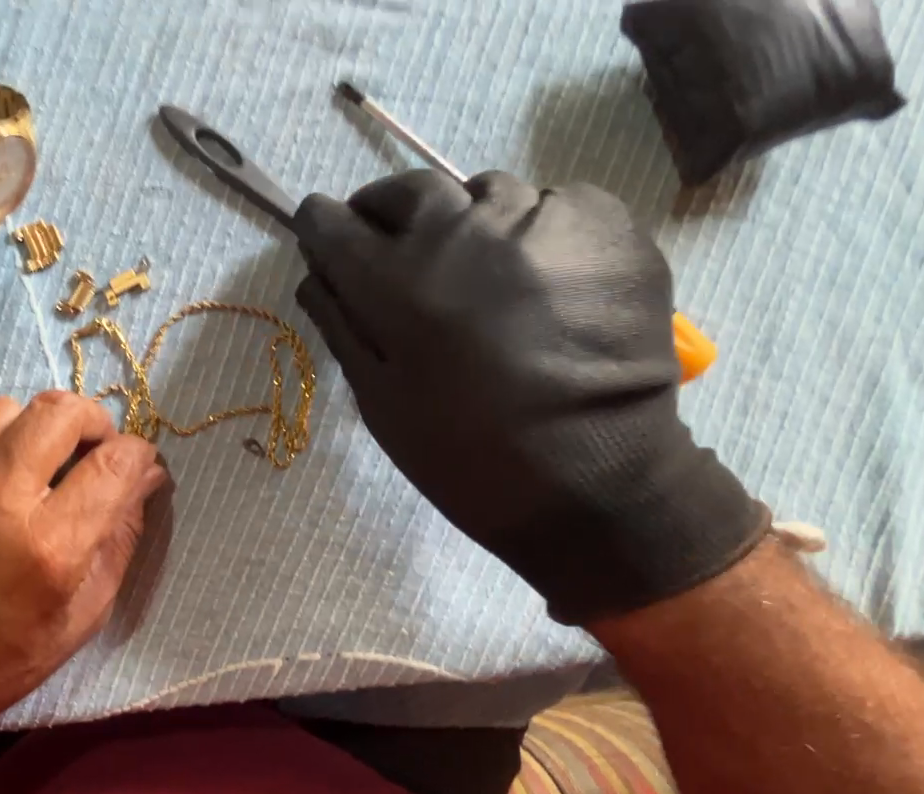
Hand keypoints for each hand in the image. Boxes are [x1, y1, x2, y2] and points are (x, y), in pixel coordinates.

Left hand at [0, 391, 164, 749]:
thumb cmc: (11, 654)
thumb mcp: (87, 611)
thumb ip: (122, 535)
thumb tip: (147, 474)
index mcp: (49, 544)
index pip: (113, 462)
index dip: (138, 454)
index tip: (136, 464)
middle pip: (57, 411)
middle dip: (90, 422)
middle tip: (90, 453)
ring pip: (3, 408)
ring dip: (32, 428)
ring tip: (34, 465)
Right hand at [294, 169, 765, 622]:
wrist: (592, 474)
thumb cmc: (461, 450)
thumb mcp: (377, 398)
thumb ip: (341, 325)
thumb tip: (315, 275)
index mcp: (395, 281)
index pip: (334, 222)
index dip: (321, 225)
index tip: (320, 230)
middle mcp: (463, 232)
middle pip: (408, 189)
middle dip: (385, 208)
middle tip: (391, 243)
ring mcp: (542, 217)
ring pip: (484, 194)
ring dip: (463, 222)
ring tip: (476, 271)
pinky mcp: (608, 222)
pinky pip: (552, 206)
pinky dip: (531, 233)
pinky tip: (539, 282)